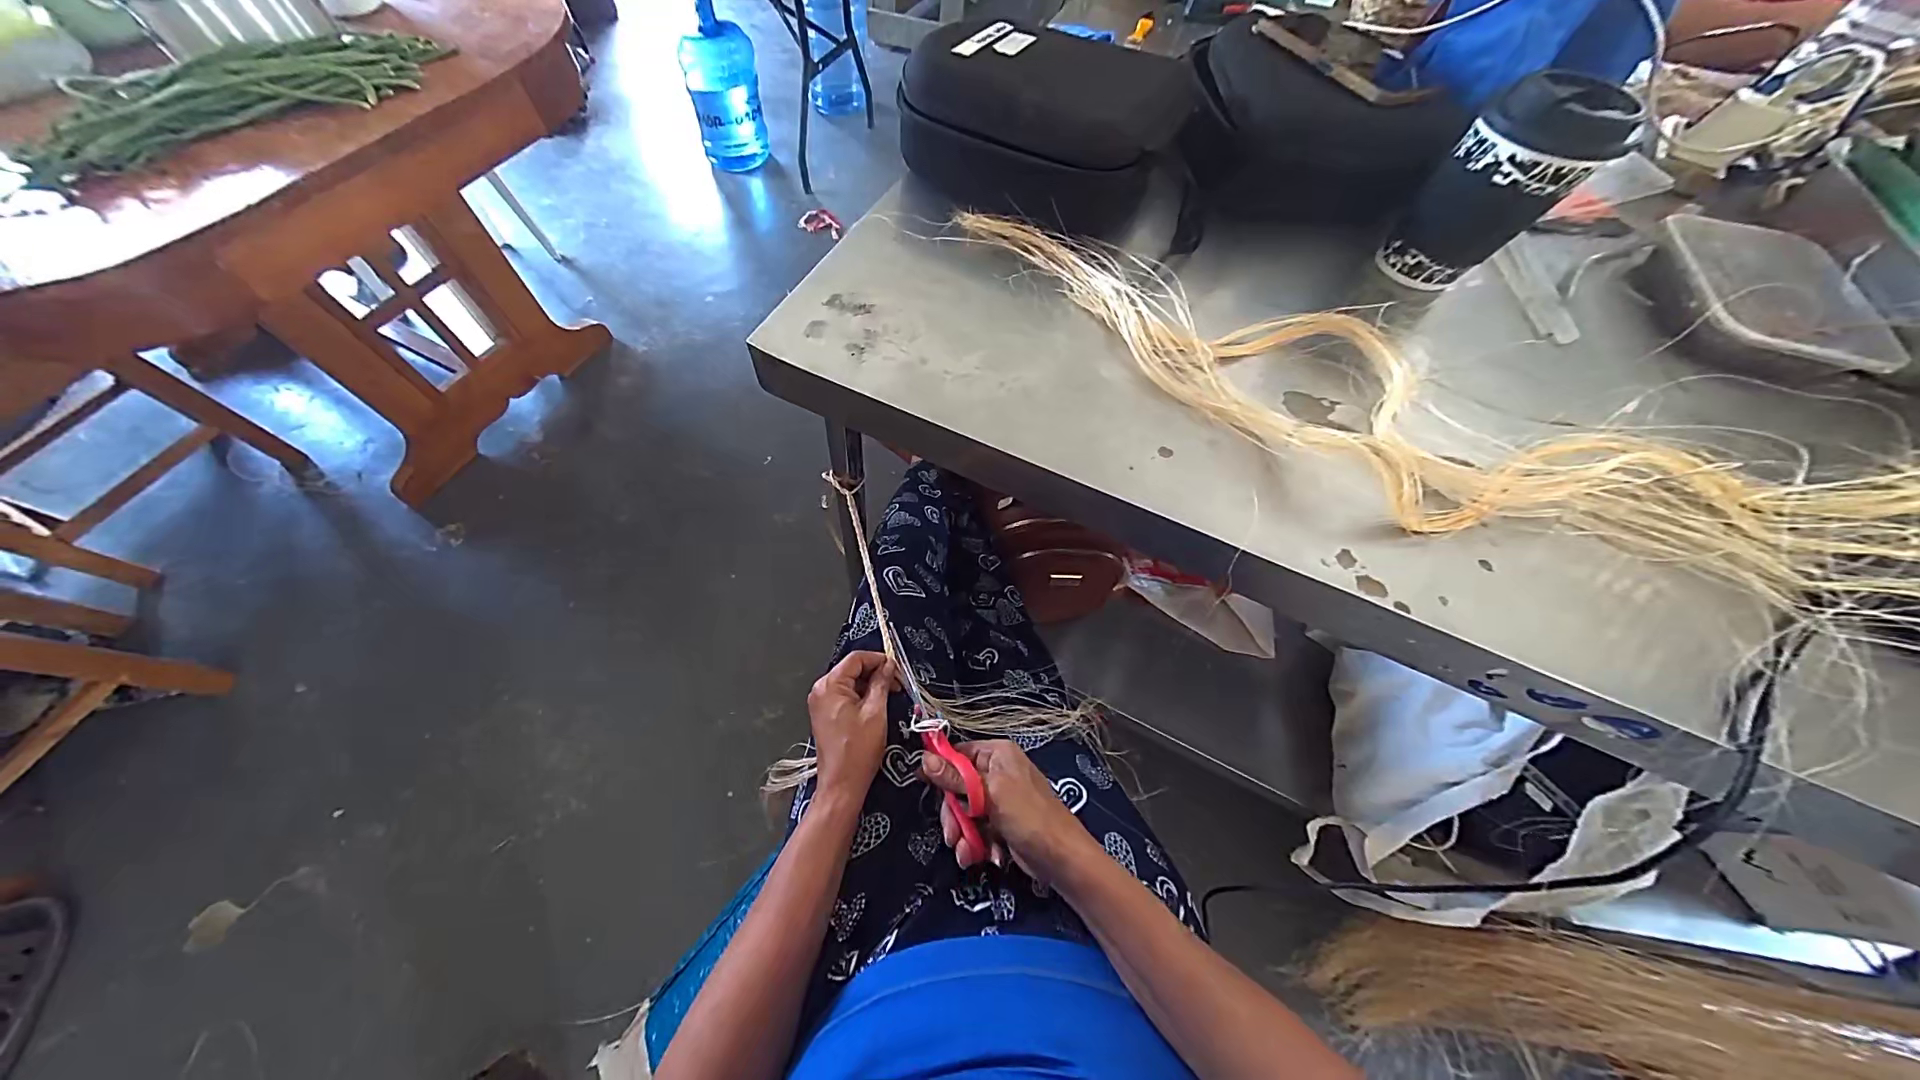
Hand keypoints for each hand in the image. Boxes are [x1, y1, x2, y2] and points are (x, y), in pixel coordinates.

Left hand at [807, 652, 898, 798]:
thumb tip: (888, 666)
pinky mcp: (825, 714)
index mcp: (830, 686)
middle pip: (852, 668)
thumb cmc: (857, 752)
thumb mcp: (876, 712)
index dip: (879, 659)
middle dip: (876, 672)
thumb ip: (882, 682)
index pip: (856, 658)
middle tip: (897, 682)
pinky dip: (862, 696)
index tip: (896, 667)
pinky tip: (877, 705)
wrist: (842, 784)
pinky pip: (845, 695)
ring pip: (850, 682)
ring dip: (871, 685)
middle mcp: (821, 691)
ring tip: (890, 695)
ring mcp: (821, 703)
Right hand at [922, 740, 1091, 878]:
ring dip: (964, 834)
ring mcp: (999, 799)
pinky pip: (977, 829)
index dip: (940, 770)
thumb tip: (925, 758)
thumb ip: (956, 778)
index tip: (925, 786)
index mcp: (997, 754)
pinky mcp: (1001, 823)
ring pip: (964, 812)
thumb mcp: (990, 793)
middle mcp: (997, 772)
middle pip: (957, 787)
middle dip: (954, 814)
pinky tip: (985, 855)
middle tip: (953, 833)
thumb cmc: (1029, 817)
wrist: (1061, 858)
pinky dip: (977, 843)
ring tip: (969, 852)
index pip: (958, 753)